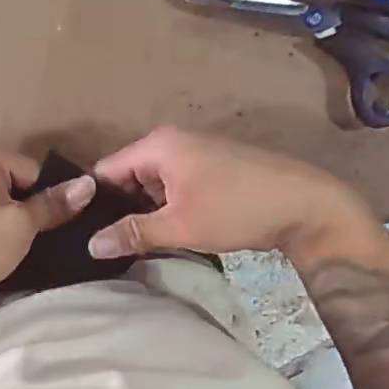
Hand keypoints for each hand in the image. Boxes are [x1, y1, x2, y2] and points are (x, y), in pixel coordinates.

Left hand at [0, 142, 94, 306]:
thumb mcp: (22, 225)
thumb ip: (55, 204)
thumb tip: (89, 185)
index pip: (32, 171)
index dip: (47, 198)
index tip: (53, 225)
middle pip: (17, 182)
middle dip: (28, 208)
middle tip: (33, 237)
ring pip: (2, 198)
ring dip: (13, 219)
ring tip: (16, 244)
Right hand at [86, 127, 371, 259]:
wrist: (308, 207)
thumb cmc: (238, 210)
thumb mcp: (178, 226)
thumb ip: (131, 234)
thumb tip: (90, 246)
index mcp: (158, 146)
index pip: (103, 172)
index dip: (90, 203)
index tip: (80, 234)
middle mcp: (171, 142)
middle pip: (124, 178)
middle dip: (115, 210)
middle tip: (103, 245)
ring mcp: (192, 154)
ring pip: (147, 186)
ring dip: (140, 213)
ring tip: (127, 245)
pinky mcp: (208, 169)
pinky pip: (169, 188)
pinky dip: (161, 209)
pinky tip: (159, 235)